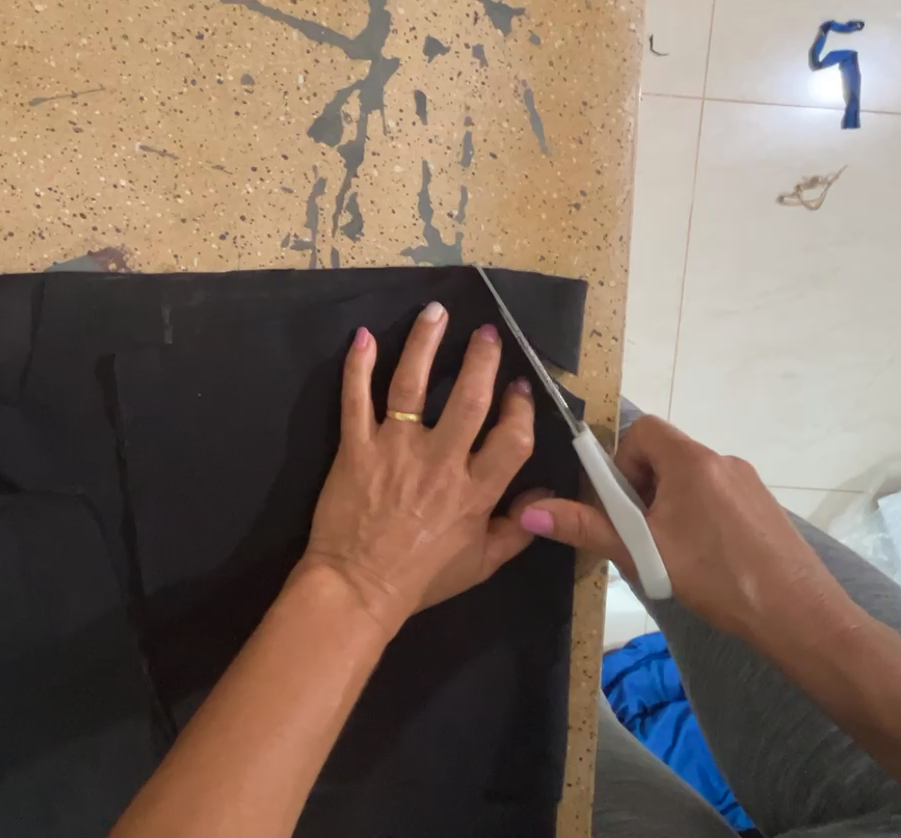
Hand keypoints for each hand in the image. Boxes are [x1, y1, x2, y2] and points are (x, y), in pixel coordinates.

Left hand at [299, 302, 542, 632]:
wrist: (358, 588)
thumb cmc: (421, 578)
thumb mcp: (482, 564)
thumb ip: (516, 529)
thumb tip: (544, 497)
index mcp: (474, 491)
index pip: (510, 437)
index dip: (520, 407)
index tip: (520, 385)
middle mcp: (439, 462)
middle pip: (468, 398)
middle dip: (481, 359)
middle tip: (486, 332)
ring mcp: (394, 450)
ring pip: (411, 385)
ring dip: (424, 344)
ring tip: (435, 313)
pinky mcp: (355, 447)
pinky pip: (356, 399)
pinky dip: (358, 366)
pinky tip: (364, 337)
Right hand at [512, 416, 842, 641]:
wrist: (804, 620)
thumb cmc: (717, 577)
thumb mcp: (642, 552)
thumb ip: (584, 527)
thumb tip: (528, 511)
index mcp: (690, 461)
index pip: (641, 430)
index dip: (621, 461)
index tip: (621, 503)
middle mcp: (721, 461)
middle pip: (663, 454)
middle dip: (641, 487)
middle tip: (641, 532)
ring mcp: (748, 483)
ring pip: (689, 478)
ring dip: (668, 504)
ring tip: (670, 550)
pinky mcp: (764, 508)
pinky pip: (715, 495)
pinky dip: (698, 515)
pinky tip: (704, 558)